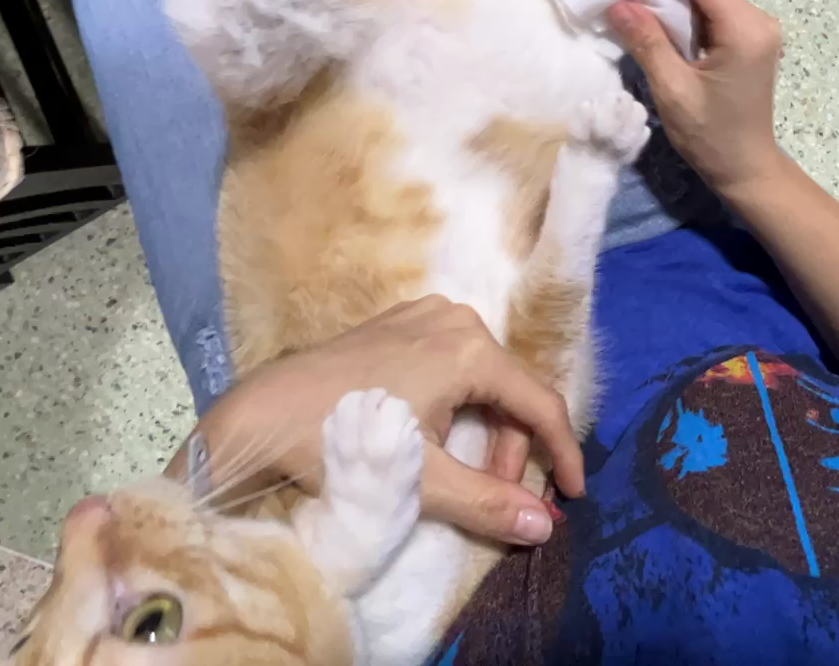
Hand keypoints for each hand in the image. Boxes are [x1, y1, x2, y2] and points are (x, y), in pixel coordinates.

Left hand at [171, 296, 583, 545]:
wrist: (265, 410)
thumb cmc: (344, 439)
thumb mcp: (422, 479)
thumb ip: (488, 502)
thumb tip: (545, 527)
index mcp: (471, 349)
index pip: (540, 402)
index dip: (563, 451)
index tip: (573, 495)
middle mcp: (459, 318)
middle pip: (509, 389)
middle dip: (511, 447)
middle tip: (497, 495)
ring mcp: (429, 312)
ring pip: (483, 376)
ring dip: (486, 427)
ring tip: (465, 472)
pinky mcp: (405, 319)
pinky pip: (455, 359)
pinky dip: (461, 401)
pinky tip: (440, 432)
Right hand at [606, 0, 789, 197]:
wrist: (745, 167)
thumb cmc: (710, 136)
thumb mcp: (673, 90)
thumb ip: (648, 42)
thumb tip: (619, 3)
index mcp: (745, 31)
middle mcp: (758, 21)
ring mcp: (756, 30)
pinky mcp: (748, 40)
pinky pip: (713, 9)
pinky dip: (684, 6)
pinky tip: (658, 12)